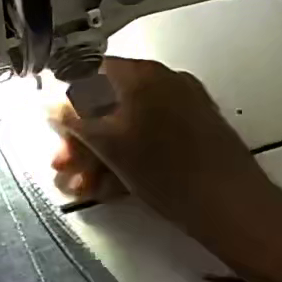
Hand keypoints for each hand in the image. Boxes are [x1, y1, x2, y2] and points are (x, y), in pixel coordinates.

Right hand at [49, 57, 281, 281]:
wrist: (233, 209)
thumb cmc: (165, 170)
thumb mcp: (107, 143)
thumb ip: (72, 117)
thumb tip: (49, 101)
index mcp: (141, 74)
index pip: (88, 72)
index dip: (64, 99)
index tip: (54, 128)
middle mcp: (163, 81)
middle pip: (106, 102)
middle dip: (81, 136)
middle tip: (64, 165)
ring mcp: (182, 105)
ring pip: (126, 123)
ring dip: (99, 153)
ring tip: (84, 185)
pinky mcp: (195, 131)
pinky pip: (148, 136)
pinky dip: (127, 156)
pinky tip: (110, 187)